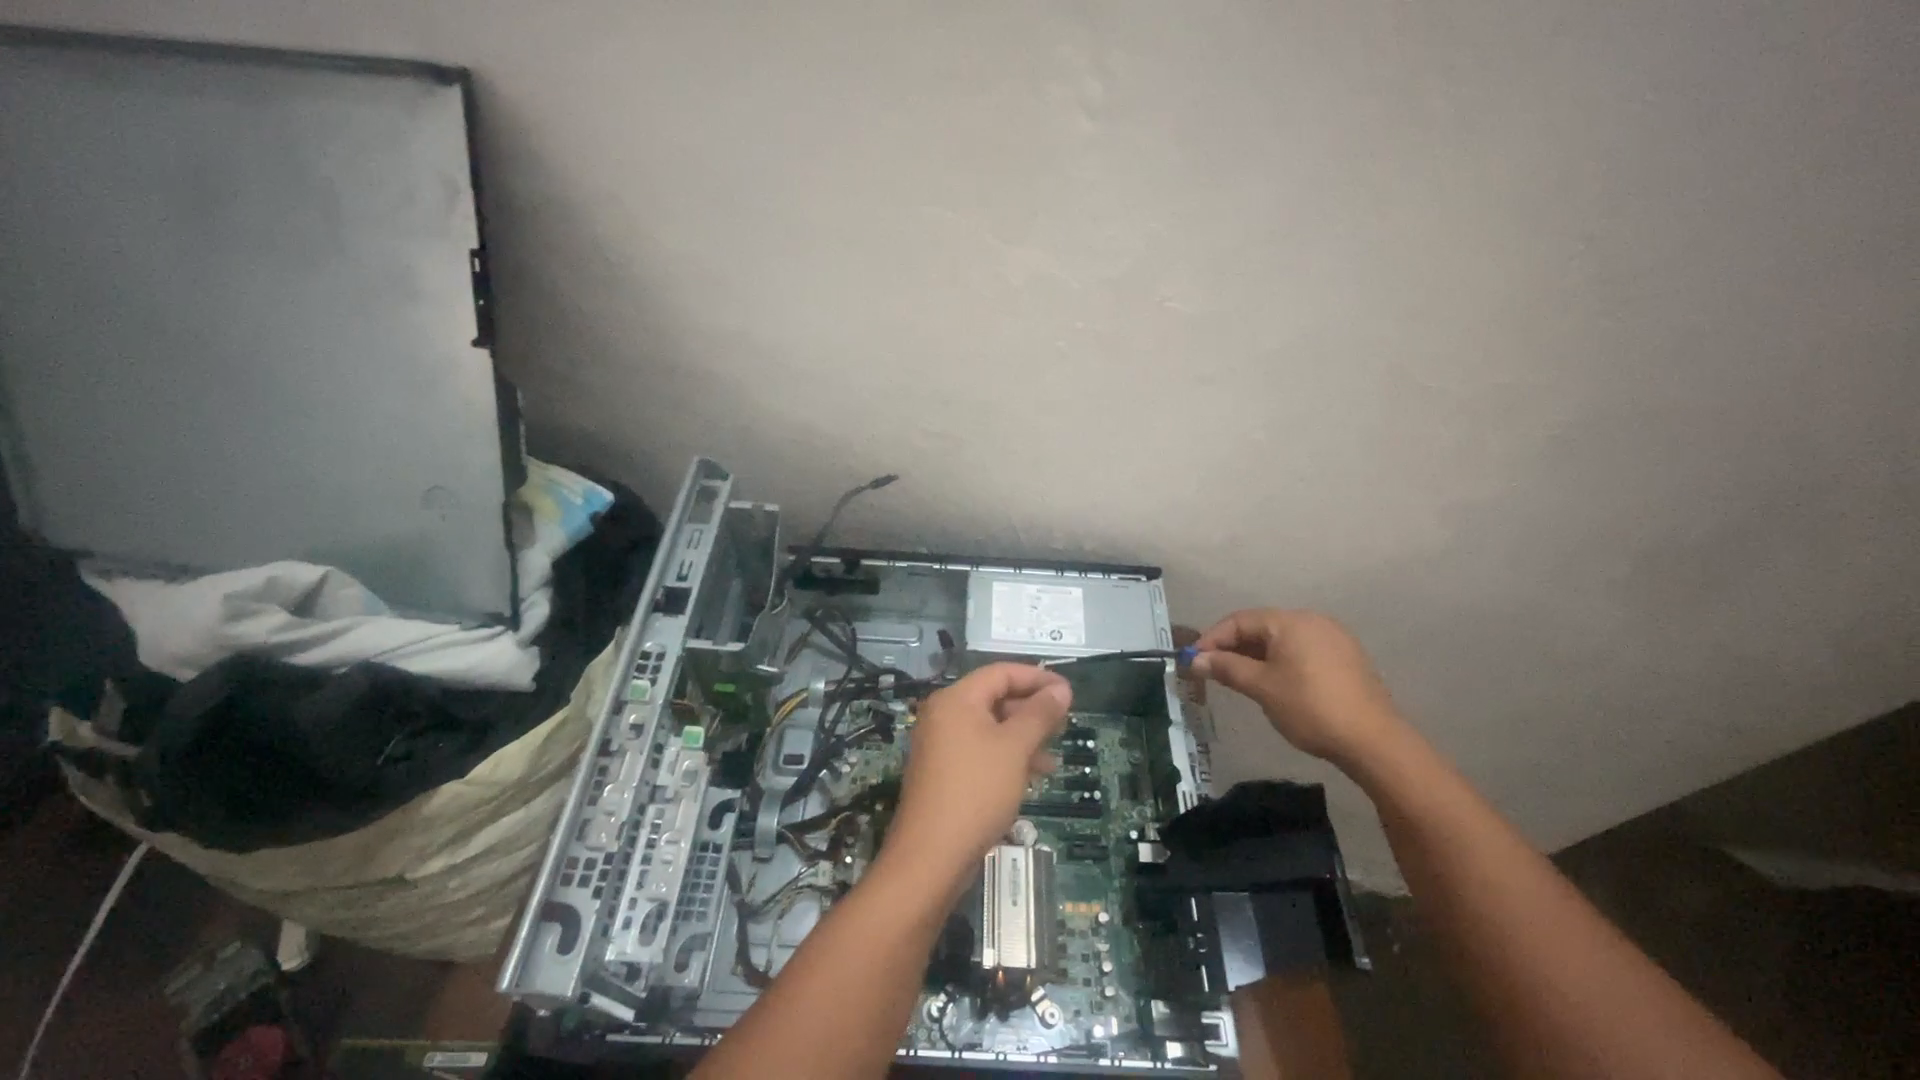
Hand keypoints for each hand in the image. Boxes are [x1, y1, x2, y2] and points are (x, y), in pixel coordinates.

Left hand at [880, 663, 1071, 885]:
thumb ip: (1039, 714)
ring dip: (1024, 738)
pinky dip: (1007, 758)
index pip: (1001, 672)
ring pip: (991, 729)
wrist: (932, 854)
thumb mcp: (1015, 748)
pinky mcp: (944, 773)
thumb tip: (1061, 689)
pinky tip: (1032, 777)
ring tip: (1054, 758)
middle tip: (1064, 725)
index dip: (1037, 678)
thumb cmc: (977, 790)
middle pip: (994, 698)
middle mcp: (944, 716)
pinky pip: (981, 752)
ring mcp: (941, 746)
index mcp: (956, 700)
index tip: (1069, 693)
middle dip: (1032, 710)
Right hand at [1190, 609, 1406, 768]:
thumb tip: (1197, 660)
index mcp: (1291, 622)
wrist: (1371, 739)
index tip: (1193, 661)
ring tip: (1238, 680)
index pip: (1240, 620)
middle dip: (1233, 648)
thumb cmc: (1310, 707)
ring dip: (1255, 656)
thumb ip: (1227, 668)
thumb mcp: (1262, 687)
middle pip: (1261, 627)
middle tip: (1212, 672)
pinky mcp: (1345, 658)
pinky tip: (1273, 685)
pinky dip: (1280, 663)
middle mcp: (1313, 621)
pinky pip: (1301, 651)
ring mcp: (1333, 638)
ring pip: (1282, 641)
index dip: (1212, 639)